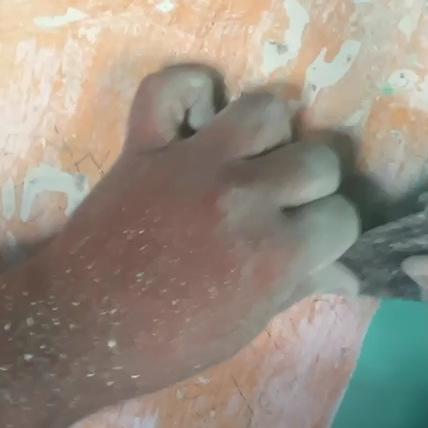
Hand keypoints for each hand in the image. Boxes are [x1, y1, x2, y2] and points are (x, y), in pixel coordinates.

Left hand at [32, 66, 360, 393]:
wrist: (80, 325)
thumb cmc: (166, 340)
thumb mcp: (244, 324)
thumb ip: (297, 285)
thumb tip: (347, 272)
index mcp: (276, 252)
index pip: (342, 217)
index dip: (327, 233)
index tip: (305, 241)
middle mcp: (244, 196)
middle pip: (318, 159)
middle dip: (308, 187)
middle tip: (279, 205)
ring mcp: (192, 163)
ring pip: (264, 109)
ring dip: (265, 134)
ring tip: (246, 160)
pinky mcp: (144, 145)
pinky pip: (169, 86)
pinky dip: (186, 91)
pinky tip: (195, 120)